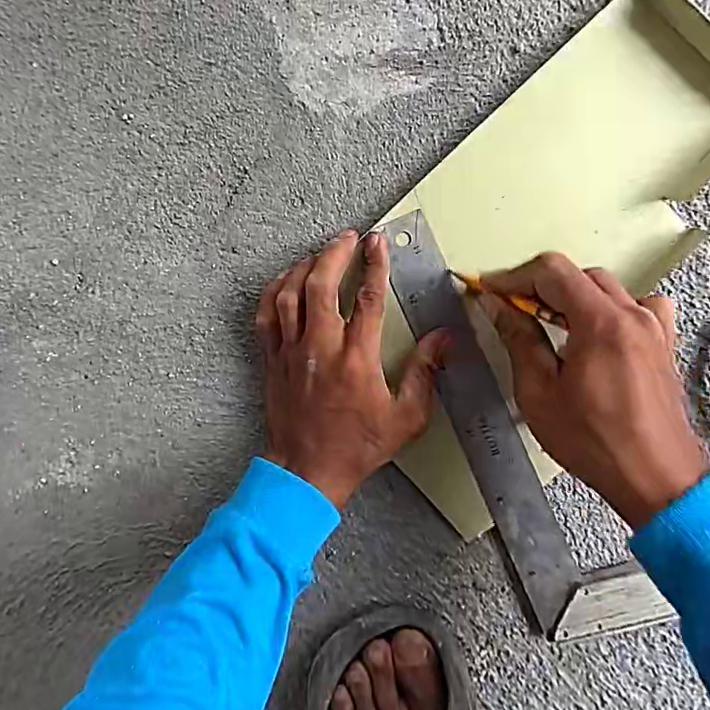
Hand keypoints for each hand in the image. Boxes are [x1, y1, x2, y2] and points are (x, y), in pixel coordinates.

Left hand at [257, 230, 448, 506]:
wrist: (307, 471)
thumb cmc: (356, 446)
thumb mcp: (405, 418)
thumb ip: (426, 374)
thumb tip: (443, 340)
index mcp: (356, 359)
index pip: (368, 298)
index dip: (375, 265)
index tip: (378, 243)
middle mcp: (321, 348)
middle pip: (322, 285)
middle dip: (335, 253)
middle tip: (348, 238)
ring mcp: (292, 352)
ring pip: (291, 294)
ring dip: (306, 266)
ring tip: (321, 253)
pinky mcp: (272, 360)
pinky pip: (266, 315)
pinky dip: (274, 291)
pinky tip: (285, 279)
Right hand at [479, 253, 709, 527]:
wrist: (656, 478)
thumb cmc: (603, 445)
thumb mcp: (539, 392)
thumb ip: (518, 338)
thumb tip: (499, 308)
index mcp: (602, 324)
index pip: (551, 272)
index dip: (513, 278)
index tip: (493, 290)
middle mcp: (633, 318)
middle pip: (577, 274)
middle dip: (537, 285)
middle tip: (510, 307)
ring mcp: (652, 329)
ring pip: (605, 286)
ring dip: (570, 294)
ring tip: (547, 319)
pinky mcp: (661, 344)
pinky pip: (636, 305)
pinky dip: (608, 307)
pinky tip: (594, 328)